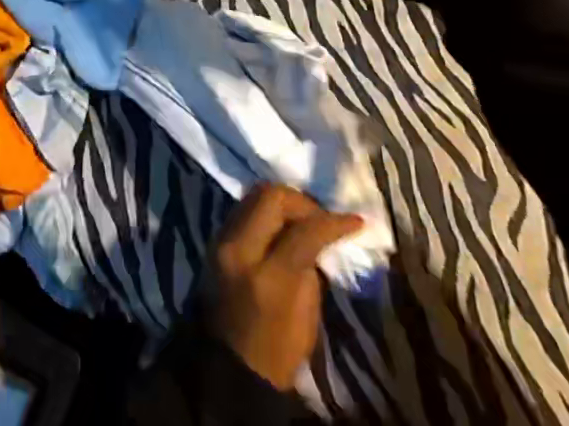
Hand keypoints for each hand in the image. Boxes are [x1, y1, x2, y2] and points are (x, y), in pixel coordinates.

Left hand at [207, 183, 365, 388]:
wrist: (229, 371)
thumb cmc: (278, 350)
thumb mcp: (307, 310)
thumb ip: (311, 262)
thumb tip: (319, 233)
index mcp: (267, 275)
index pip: (304, 230)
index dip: (333, 221)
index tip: (354, 221)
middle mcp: (238, 250)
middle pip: (271, 197)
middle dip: (302, 202)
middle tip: (320, 218)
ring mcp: (220, 243)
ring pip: (253, 196)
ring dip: (282, 203)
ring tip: (302, 220)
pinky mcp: (214, 243)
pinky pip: (243, 211)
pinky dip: (265, 212)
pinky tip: (281, 227)